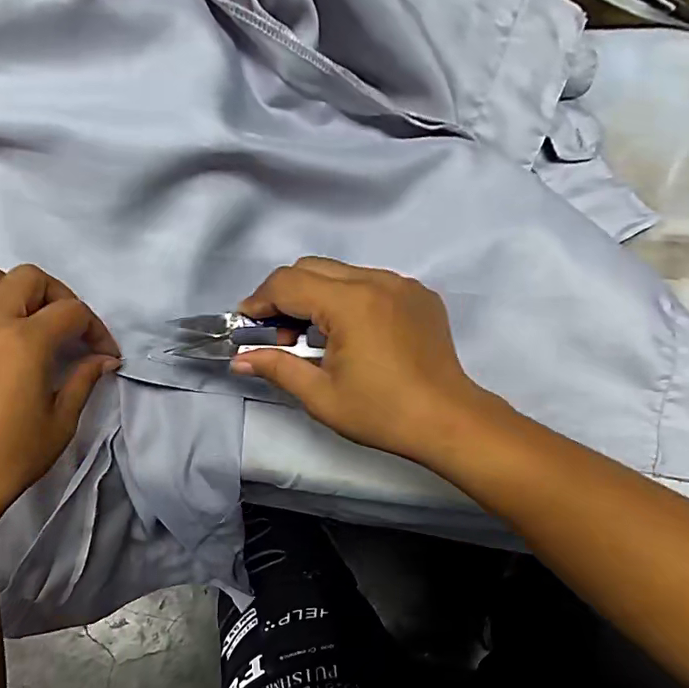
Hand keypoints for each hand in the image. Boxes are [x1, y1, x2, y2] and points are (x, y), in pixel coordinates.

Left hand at [0, 257, 120, 546]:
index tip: (102, 352)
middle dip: (56, 297)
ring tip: (7, 312)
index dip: (95, 328)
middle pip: (28, 279)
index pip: (71, 312)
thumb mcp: (59, 423)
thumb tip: (103, 358)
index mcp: (24, 342)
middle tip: (62, 327)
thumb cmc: (7, 460)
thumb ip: (83, 381)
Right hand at [232, 257, 511, 464]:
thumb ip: (277, 367)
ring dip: (316, 295)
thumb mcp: (321, 395)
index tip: (246, 324)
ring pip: (341, 272)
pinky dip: (348, 298)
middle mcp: (377, 280)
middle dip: (285, 295)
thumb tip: (240, 360)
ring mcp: (402, 284)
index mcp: (350, 303)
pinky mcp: (419, 295)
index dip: (259, 301)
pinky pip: (371, 282)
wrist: (448, 421)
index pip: (288, 283)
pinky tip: (350, 334)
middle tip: (279, 335)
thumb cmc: (382, 413)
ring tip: (314, 338)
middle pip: (311, 267)